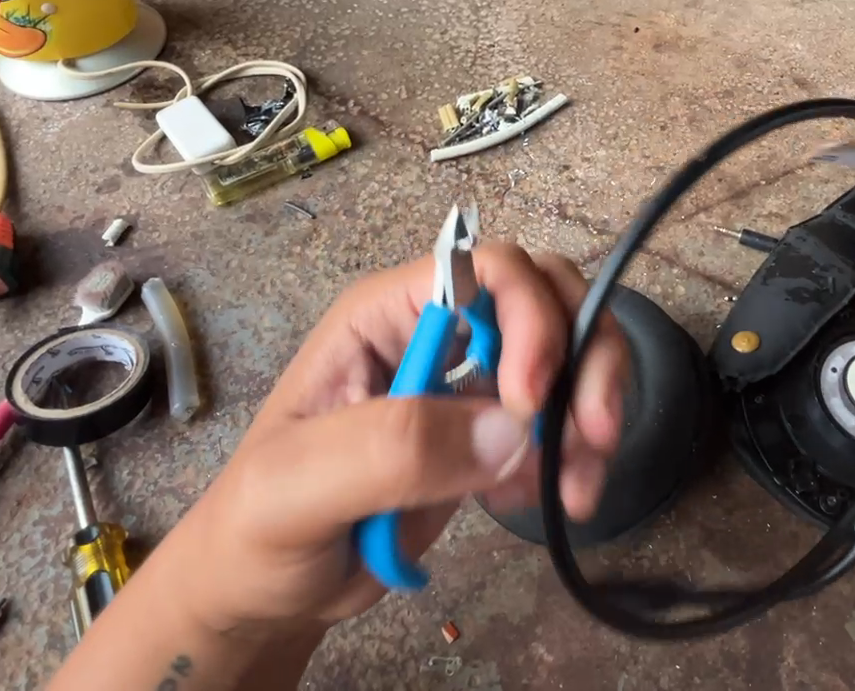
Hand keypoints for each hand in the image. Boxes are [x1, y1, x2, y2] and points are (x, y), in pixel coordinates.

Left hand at [172, 242, 627, 631]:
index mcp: (388, 313)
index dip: (527, 316)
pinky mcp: (493, 427)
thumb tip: (511, 429)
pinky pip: (562, 412)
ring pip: (569, 349)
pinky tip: (552, 496)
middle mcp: (440, 329)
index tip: (531, 402)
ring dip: (591, 406)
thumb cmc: (262, 525)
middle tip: (593, 432)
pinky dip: (578, 450)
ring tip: (578, 484)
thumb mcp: (297, 487)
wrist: (274, 586)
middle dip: (584, 353)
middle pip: (545, 294)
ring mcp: (471, 377)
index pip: (483, 269)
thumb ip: (392, 448)